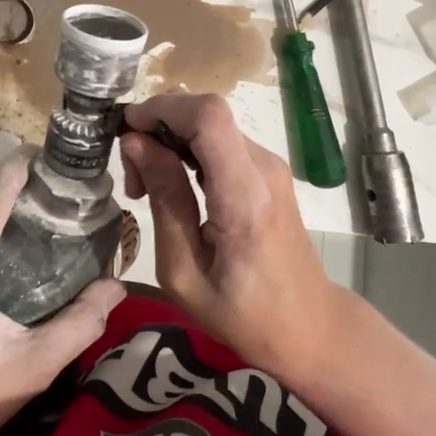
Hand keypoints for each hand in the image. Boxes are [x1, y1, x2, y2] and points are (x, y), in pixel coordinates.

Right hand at [120, 93, 336, 375]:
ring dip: (169, 140)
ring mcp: (270, 165)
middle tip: (134, 177)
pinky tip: (173, 186)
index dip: (163, 109)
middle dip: (158, 128)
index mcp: (245, 198)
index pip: (209, 117)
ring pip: (209, 122)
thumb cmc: (244, 314)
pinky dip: (186, 149)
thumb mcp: (184, 272)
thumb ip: (164, 201)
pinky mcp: (267, 169)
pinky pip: (219, 139)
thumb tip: (135, 143)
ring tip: (147, 186)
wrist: (309, 326)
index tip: (126, 133)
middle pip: (206, 112)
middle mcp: (264, 168)